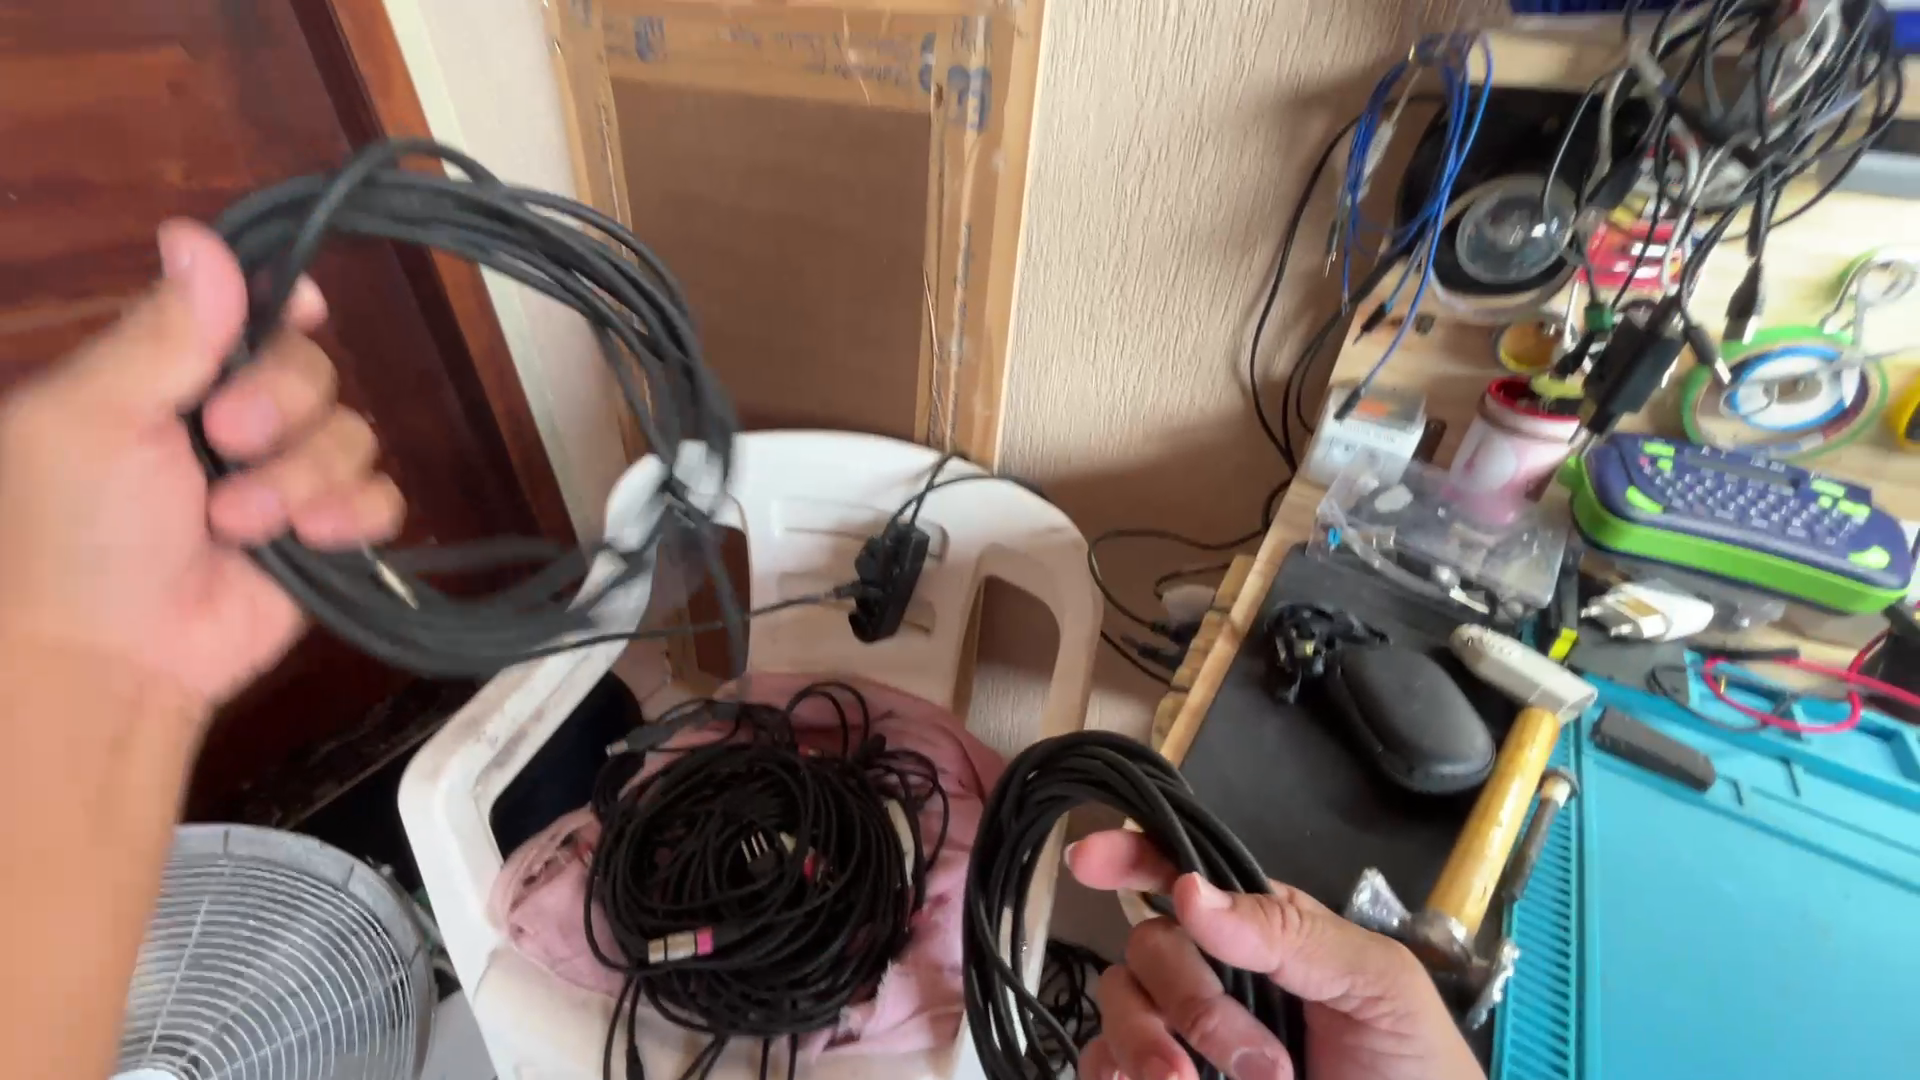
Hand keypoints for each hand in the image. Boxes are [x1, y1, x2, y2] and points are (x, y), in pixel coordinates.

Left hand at [0, 220, 404, 714]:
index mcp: (174, 382)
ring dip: (304, 478)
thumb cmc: (74, 530)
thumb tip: (196, 235)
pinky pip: (384, 496)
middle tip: (228, 443)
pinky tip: (316, 537)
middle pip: (316, 374)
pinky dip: (356, 513)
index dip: (283, 307)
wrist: (117, 651)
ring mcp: (294, 476)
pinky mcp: (337, 528)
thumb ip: (162, 336)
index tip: (306, 307)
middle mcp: (241, 420)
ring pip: (353, 438)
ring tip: (245, 523)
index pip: (250, 320)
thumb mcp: (94, 420)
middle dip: (281, 409)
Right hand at [1067, 830, 1483, 1079]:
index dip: (1129, 855)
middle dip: (1192, 997)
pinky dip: (1114, 1068)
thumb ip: (1287, 930)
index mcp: (1253, 927)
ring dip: (1148, 1041)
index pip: (1179, 871)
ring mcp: (1179, 1032)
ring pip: (1118, 999)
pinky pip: (1102, 1062)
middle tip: (1264, 1067)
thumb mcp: (1376, 985)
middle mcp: (1206, 969)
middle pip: (1149, 943)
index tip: (1088, 859)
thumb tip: (1186, 891)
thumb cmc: (1414, 1070)